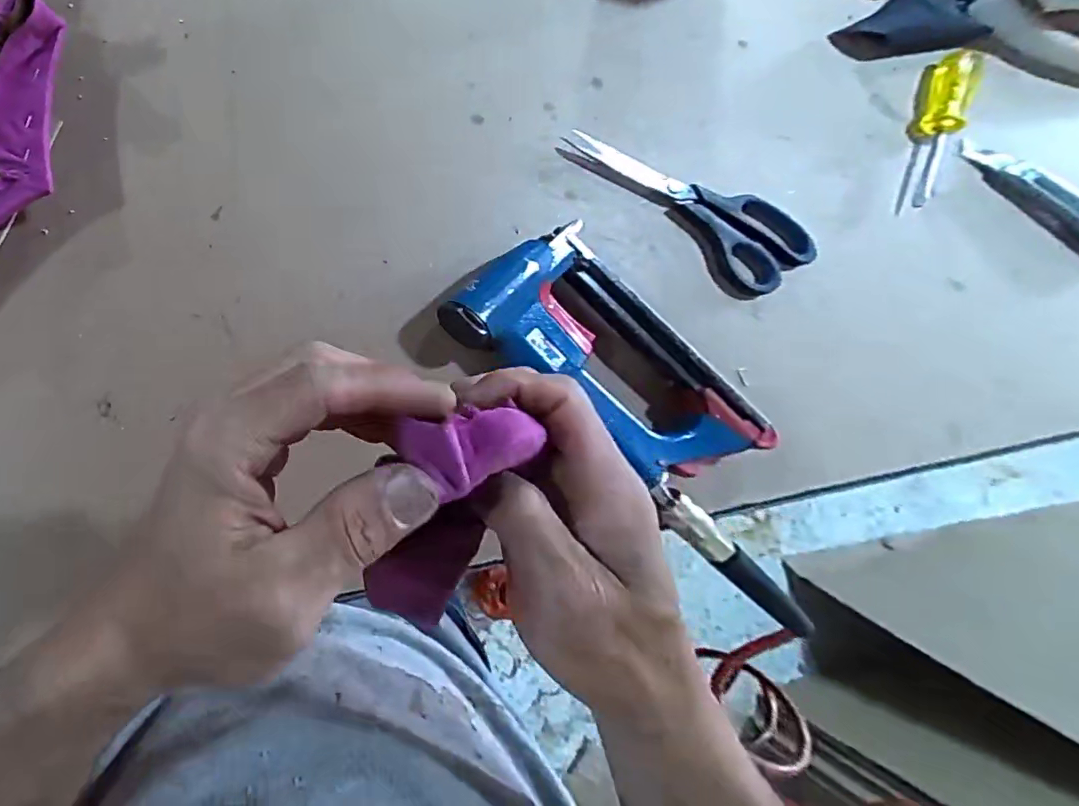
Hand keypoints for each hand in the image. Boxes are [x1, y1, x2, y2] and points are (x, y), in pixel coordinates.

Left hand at [70, 343, 453, 692]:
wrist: (129, 638)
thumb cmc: (199, 623)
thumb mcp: (284, 593)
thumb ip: (354, 530)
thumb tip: (426, 481)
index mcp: (228, 438)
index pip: (318, 383)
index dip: (387, 386)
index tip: (446, 407)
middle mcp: (226, 413)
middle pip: (314, 366)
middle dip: (382, 383)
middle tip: (439, 417)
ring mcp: (228, 423)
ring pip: (308, 379)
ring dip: (366, 394)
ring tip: (419, 426)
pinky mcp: (236, 441)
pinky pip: (300, 405)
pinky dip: (346, 412)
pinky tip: (377, 438)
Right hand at [456, 369, 690, 715]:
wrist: (641, 692)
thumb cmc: (607, 642)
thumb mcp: (560, 581)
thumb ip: (519, 512)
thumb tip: (476, 464)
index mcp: (605, 479)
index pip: (564, 398)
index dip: (512, 387)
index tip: (461, 408)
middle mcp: (592, 471)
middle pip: (541, 409)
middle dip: (487, 409)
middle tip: (437, 433)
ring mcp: (576, 488)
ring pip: (526, 436)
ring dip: (482, 437)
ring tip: (438, 456)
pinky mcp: (559, 508)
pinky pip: (520, 467)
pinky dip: (485, 466)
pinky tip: (455, 485)